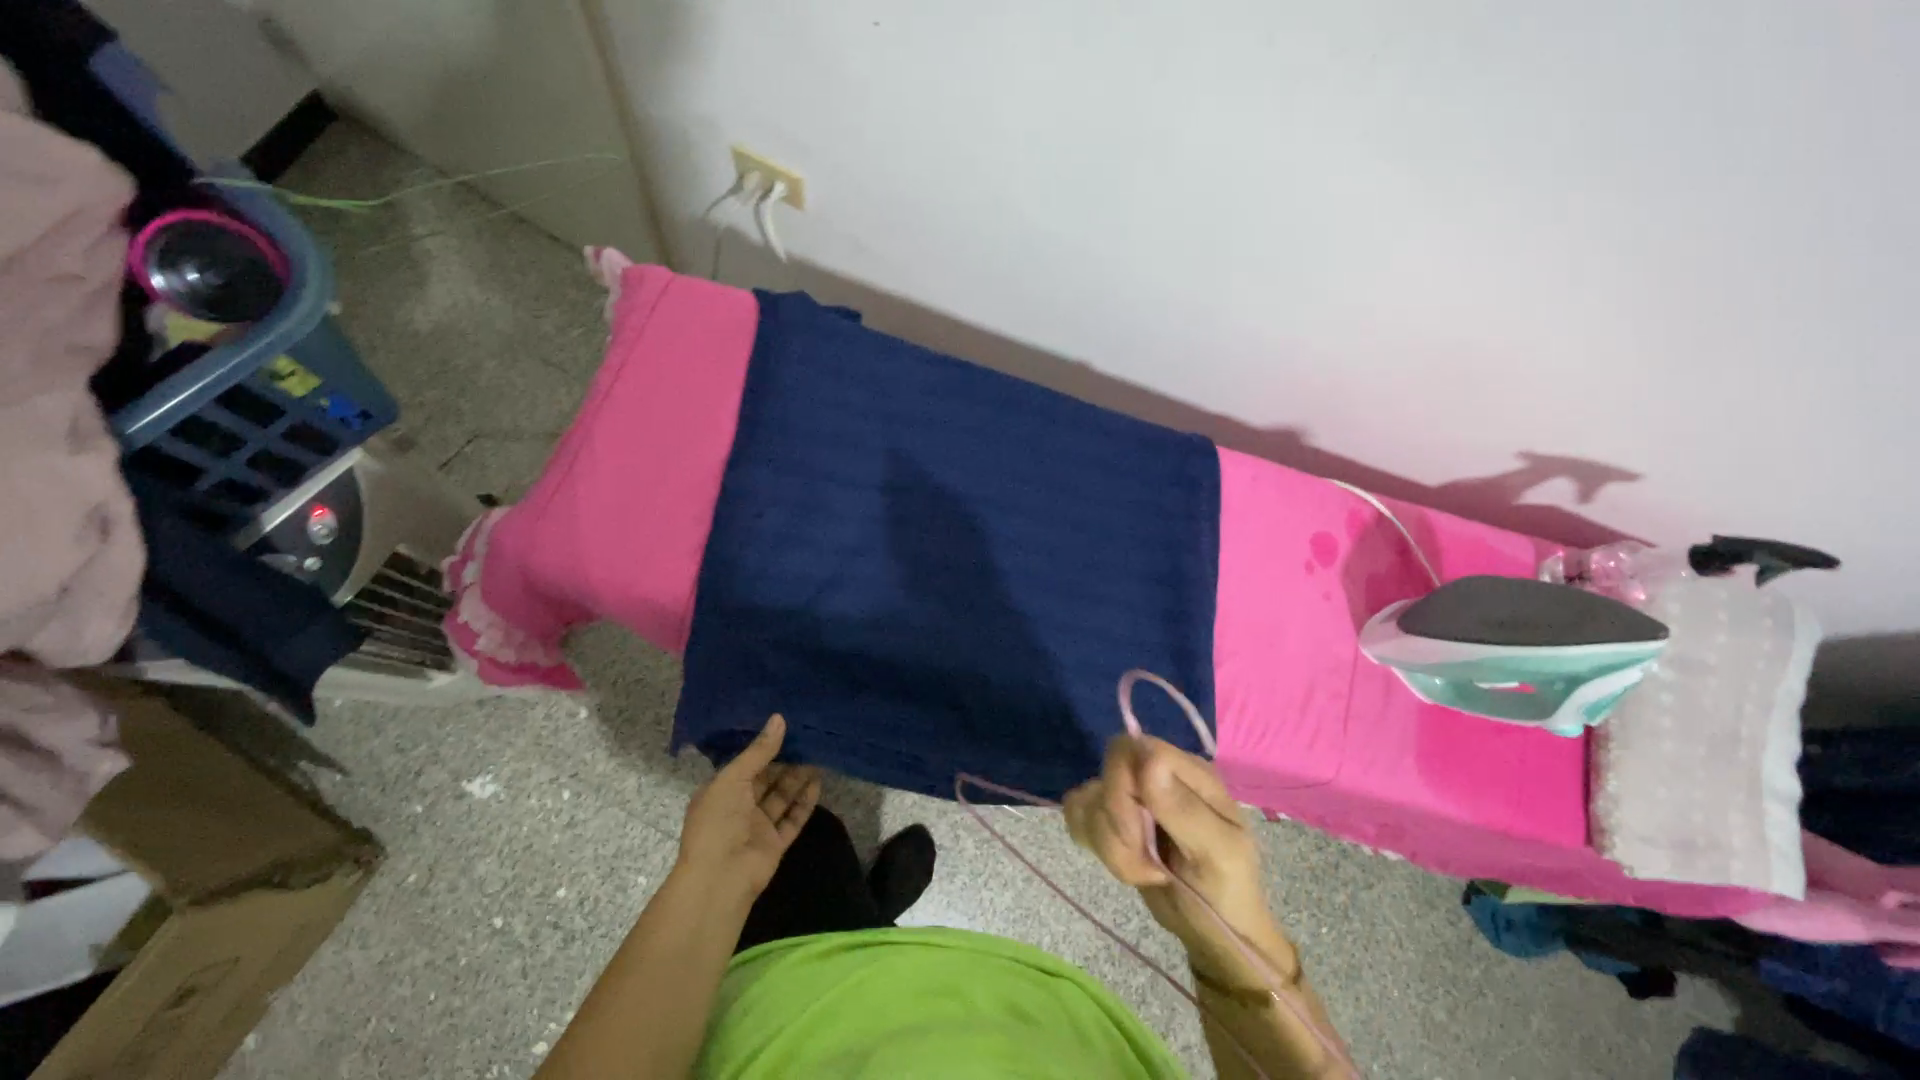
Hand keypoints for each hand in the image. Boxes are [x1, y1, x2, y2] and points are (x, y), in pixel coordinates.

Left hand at [677, 714, 821, 897]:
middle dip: (785, 761)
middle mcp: (738, 807)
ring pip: (781, 797)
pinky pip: (792, 819)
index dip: (764, 748)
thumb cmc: (717, 822)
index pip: (744, 765)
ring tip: (817, 756)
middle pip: (766, 780)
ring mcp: (757, 827)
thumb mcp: (733, 778)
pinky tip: (818, 783)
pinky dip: (804, 802)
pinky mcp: (775, 843)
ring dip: (797, 779)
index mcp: (720, 791)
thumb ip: (759, 751)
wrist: (720, 878)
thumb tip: (780, 718)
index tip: (785, 728)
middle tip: (807, 739)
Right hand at [1064, 736, 1294, 987]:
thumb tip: (1150, 760)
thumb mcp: (1220, 854)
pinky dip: (1094, 843)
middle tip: (1145, 864)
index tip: (1139, 836)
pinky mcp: (1112, 819)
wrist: (1212, 930)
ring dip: (1109, 846)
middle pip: (1106, 774)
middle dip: (1116, 826)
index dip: (1122, 788)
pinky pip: (1078, 814)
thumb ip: (1184, 809)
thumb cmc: (1227, 890)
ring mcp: (1132, 797)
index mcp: (1189, 772)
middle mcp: (1156, 776)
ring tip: (1144, 872)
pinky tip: (1124, 865)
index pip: (1132, 749)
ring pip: (1088, 800)